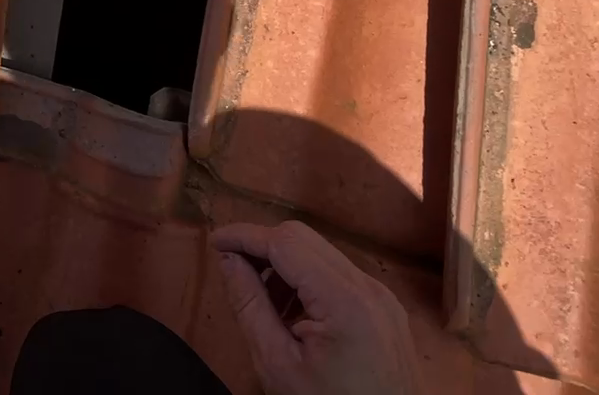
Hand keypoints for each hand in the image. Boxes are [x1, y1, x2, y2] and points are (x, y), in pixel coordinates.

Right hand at [212, 221, 424, 394]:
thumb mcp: (277, 363)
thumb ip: (249, 304)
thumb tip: (227, 257)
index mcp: (344, 301)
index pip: (283, 242)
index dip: (243, 235)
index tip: (213, 242)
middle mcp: (368, 287)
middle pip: (301, 238)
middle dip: (261, 245)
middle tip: (233, 267)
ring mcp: (381, 298)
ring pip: (318, 251)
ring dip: (282, 261)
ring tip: (261, 297)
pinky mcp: (385, 310)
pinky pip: (336, 273)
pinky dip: (305, 276)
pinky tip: (292, 310)